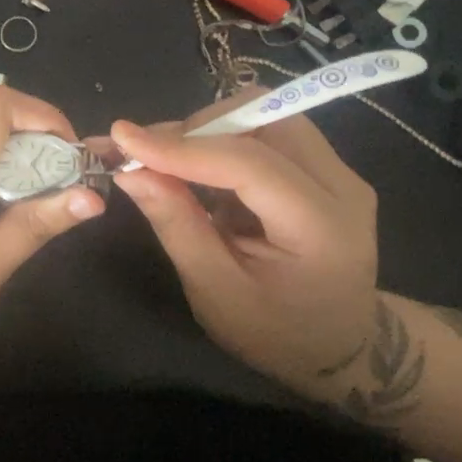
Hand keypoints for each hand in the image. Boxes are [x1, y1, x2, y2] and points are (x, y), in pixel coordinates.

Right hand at [109, 88, 379, 386]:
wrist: (338, 346)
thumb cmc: (273, 331)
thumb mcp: (214, 290)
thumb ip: (176, 224)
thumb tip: (129, 171)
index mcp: (322, 228)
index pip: (248, 163)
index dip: (180, 147)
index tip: (121, 139)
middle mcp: (341, 186)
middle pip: (261, 119)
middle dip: (194, 129)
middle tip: (146, 157)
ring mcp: (337, 171)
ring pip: (262, 114)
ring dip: (206, 131)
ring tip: (169, 165)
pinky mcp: (322, 167)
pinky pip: (263, 130)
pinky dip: (220, 140)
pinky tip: (197, 174)